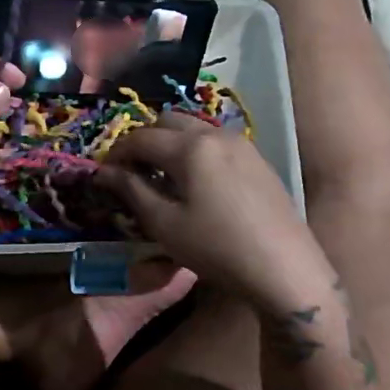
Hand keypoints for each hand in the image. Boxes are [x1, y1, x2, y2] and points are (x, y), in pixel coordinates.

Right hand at [96, 113, 335, 308]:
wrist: (284, 268)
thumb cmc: (216, 248)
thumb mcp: (164, 224)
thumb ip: (131, 191)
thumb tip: (104, 172)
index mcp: (190, 147)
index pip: (140, 137)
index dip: (117, 153)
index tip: (105, 174)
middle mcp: (215, 134)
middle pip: (167, 121)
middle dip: (143, 141)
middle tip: (132, 172)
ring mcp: (241, 144)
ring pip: (193, 128)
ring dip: (169, 144)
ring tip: (161, 178)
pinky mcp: (256, 159)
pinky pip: (214, 141)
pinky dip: (193, 151)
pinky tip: (193, 183)